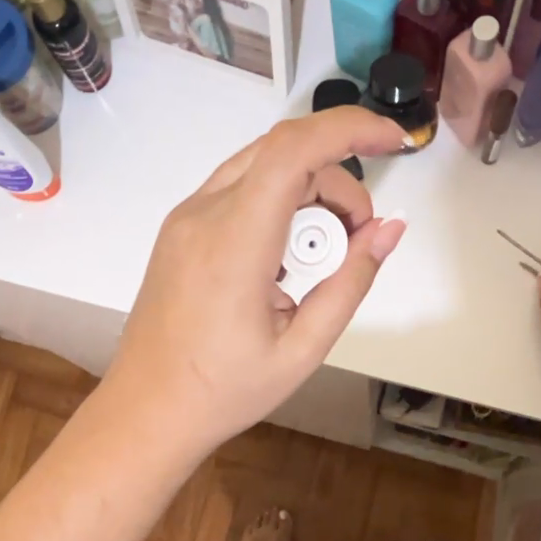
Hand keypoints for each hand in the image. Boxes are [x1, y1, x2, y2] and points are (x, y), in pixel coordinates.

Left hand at [101, 107, 410, 453]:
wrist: (147, 411)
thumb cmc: (222, 392)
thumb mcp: (302, 350)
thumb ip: (351, 284)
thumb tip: (389, 231)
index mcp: (233, 245)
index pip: (294, 150)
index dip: (352, 129)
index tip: (394, 142)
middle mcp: (202, 216)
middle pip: (285, 154)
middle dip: (338, 182)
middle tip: (357, 242)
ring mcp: (184, 219)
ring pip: (261, 168)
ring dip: (308, 194)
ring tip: (320, 259)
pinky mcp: (179, 231)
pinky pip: (238, 192)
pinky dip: (276, 207)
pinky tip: (284, 263)